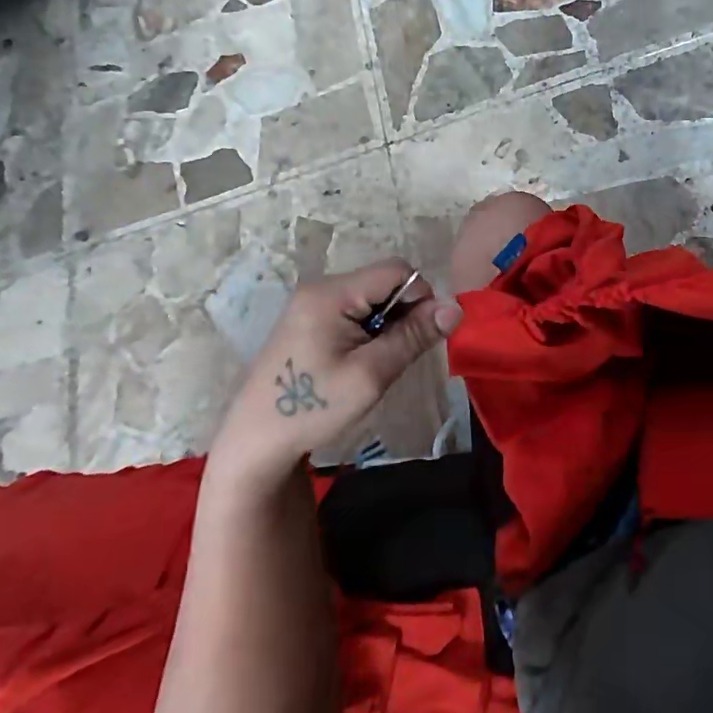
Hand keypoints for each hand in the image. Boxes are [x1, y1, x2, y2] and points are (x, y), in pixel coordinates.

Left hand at [208, 260, 460, 488]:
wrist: (256, 442)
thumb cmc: (314, 407)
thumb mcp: (371, 374)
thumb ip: (414, 336)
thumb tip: (456, 307)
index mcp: (331, 293)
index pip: (396, 270)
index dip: (421, 297)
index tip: (422, 337)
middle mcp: (319, 288)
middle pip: (382, 282)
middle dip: (403, 314)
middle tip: (395, 358)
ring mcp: (310, 304)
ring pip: (370, 299)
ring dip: (386, 326)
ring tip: (375, 365)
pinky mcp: (308, 321)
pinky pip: (353, 312)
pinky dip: (368, 332)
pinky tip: (358, 364)